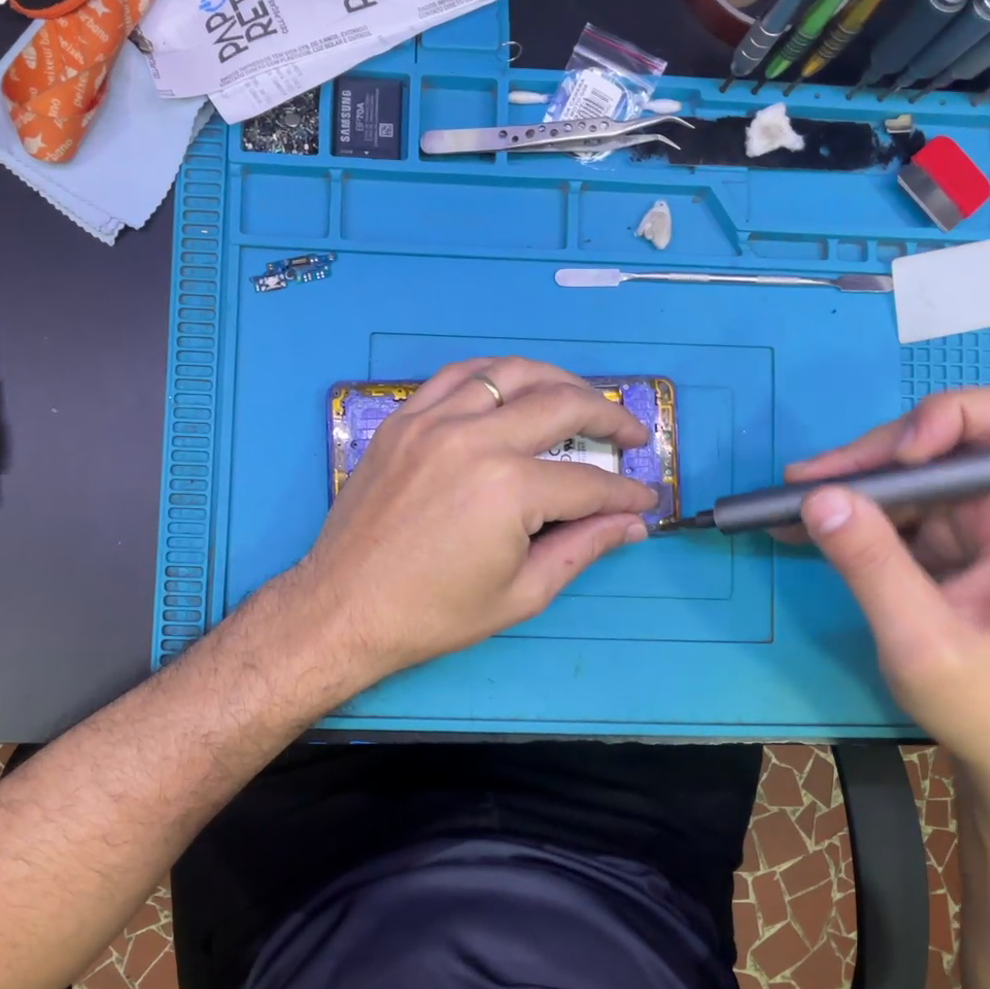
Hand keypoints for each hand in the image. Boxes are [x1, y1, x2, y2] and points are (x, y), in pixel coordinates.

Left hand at [293, 357, 657, 677]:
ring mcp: (431, 422)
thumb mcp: (521, 593)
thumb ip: (583, 548)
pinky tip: (511, 389)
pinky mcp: (402, 421)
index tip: (644, 498)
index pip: (588, 481)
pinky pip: (456, 377)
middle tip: (631, 434)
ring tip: (580, 399)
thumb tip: (632, 523)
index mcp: (508, 488)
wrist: (345, 607)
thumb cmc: (433, 614)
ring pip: (509, 374)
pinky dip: (493, 376)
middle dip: (609, 417)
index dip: (625, 492)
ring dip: (556, 381)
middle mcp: (474, 439)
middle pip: (560, 405)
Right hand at [785, 387, 989, 778]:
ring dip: (847, 485)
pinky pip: (892, 509)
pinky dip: (846, 514)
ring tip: (785, 506)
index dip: (946, 417)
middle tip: (804, 484)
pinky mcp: (945, 544)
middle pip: (941, 442)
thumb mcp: (920, 640)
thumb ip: (872, 565)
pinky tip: (798, 526)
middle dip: (870, 457)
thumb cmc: (985, 703)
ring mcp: (975, 525)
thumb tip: (820, 498)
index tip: (890, 460)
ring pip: (907, 474)